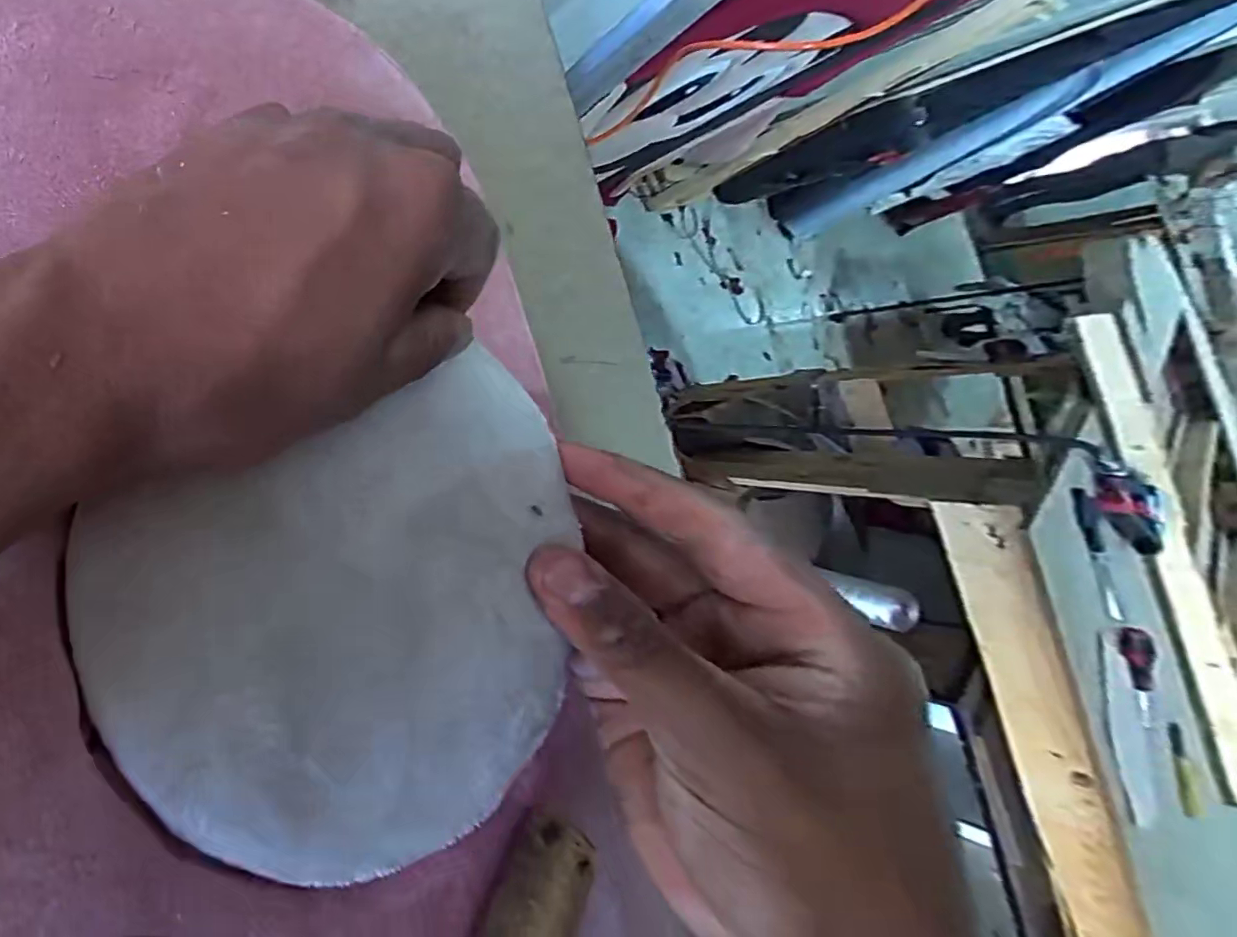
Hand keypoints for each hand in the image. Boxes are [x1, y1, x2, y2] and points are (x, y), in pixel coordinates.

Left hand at [34, 104, 499, 475]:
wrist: (95, 345)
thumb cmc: (246, 377)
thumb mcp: (359, 386)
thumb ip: (424, 344)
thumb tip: (445, 321)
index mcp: (415, 200)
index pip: (474, 237)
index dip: (452, 290)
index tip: (410, 328)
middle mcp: (357, 140)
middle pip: (423, 176)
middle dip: (415, 231)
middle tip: (367, 292)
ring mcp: (280, 124)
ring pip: (353, 154)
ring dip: (355, 203)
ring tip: (302, 266)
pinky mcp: (215, 132)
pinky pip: (285, 151)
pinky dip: (294, 188)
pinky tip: (245, 241)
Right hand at [526, 445, 969, 936]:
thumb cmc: (810, 853)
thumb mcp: (725, 740)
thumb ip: (634, 648)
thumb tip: (547, 562)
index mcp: (798, 626)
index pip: (708, 532)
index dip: (636, 487)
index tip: (567, 455)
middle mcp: (738, 634)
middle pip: (652, 562)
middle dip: (586, 527)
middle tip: (510, 491)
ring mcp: (687, 672)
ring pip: (615, 604)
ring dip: (562, 574)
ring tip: (498, 532)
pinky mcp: (643, 707)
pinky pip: (591, 649)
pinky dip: (552, 623)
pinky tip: (509, 595)